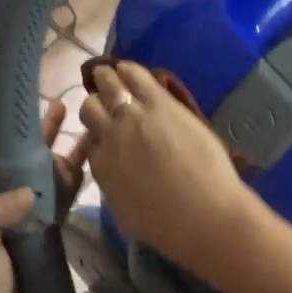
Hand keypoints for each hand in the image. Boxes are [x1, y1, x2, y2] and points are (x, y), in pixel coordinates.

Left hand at [0, 105, 90, 292]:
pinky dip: (76, 185)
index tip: (50, 107)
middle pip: (39, 161)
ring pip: (55, 179)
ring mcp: (34, 218)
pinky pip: (64, 204)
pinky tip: (91, 171)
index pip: (18, 156)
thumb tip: (30, 190)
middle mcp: (16, 201)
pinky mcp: (48, 235)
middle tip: (74, 108)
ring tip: (92, 135)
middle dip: (54, 135)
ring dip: (71, 156)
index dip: (33, 132)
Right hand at [78, 62, 256, 275]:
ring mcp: (133, 117)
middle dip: (95, 102)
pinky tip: (127, 67)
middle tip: (102, 97)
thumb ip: (114, 186)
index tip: (104, 130)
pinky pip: (136, 76)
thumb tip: (114, 174)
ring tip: (108, 74)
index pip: (89, 140)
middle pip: (90, 109)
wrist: (202, 214)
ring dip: (106, 79)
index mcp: (101, 167)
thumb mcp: (125, 212)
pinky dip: (128, 69)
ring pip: (108, 86)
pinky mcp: (160, 104)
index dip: (96, 132)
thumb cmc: (167, 225)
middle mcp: (109, 137)